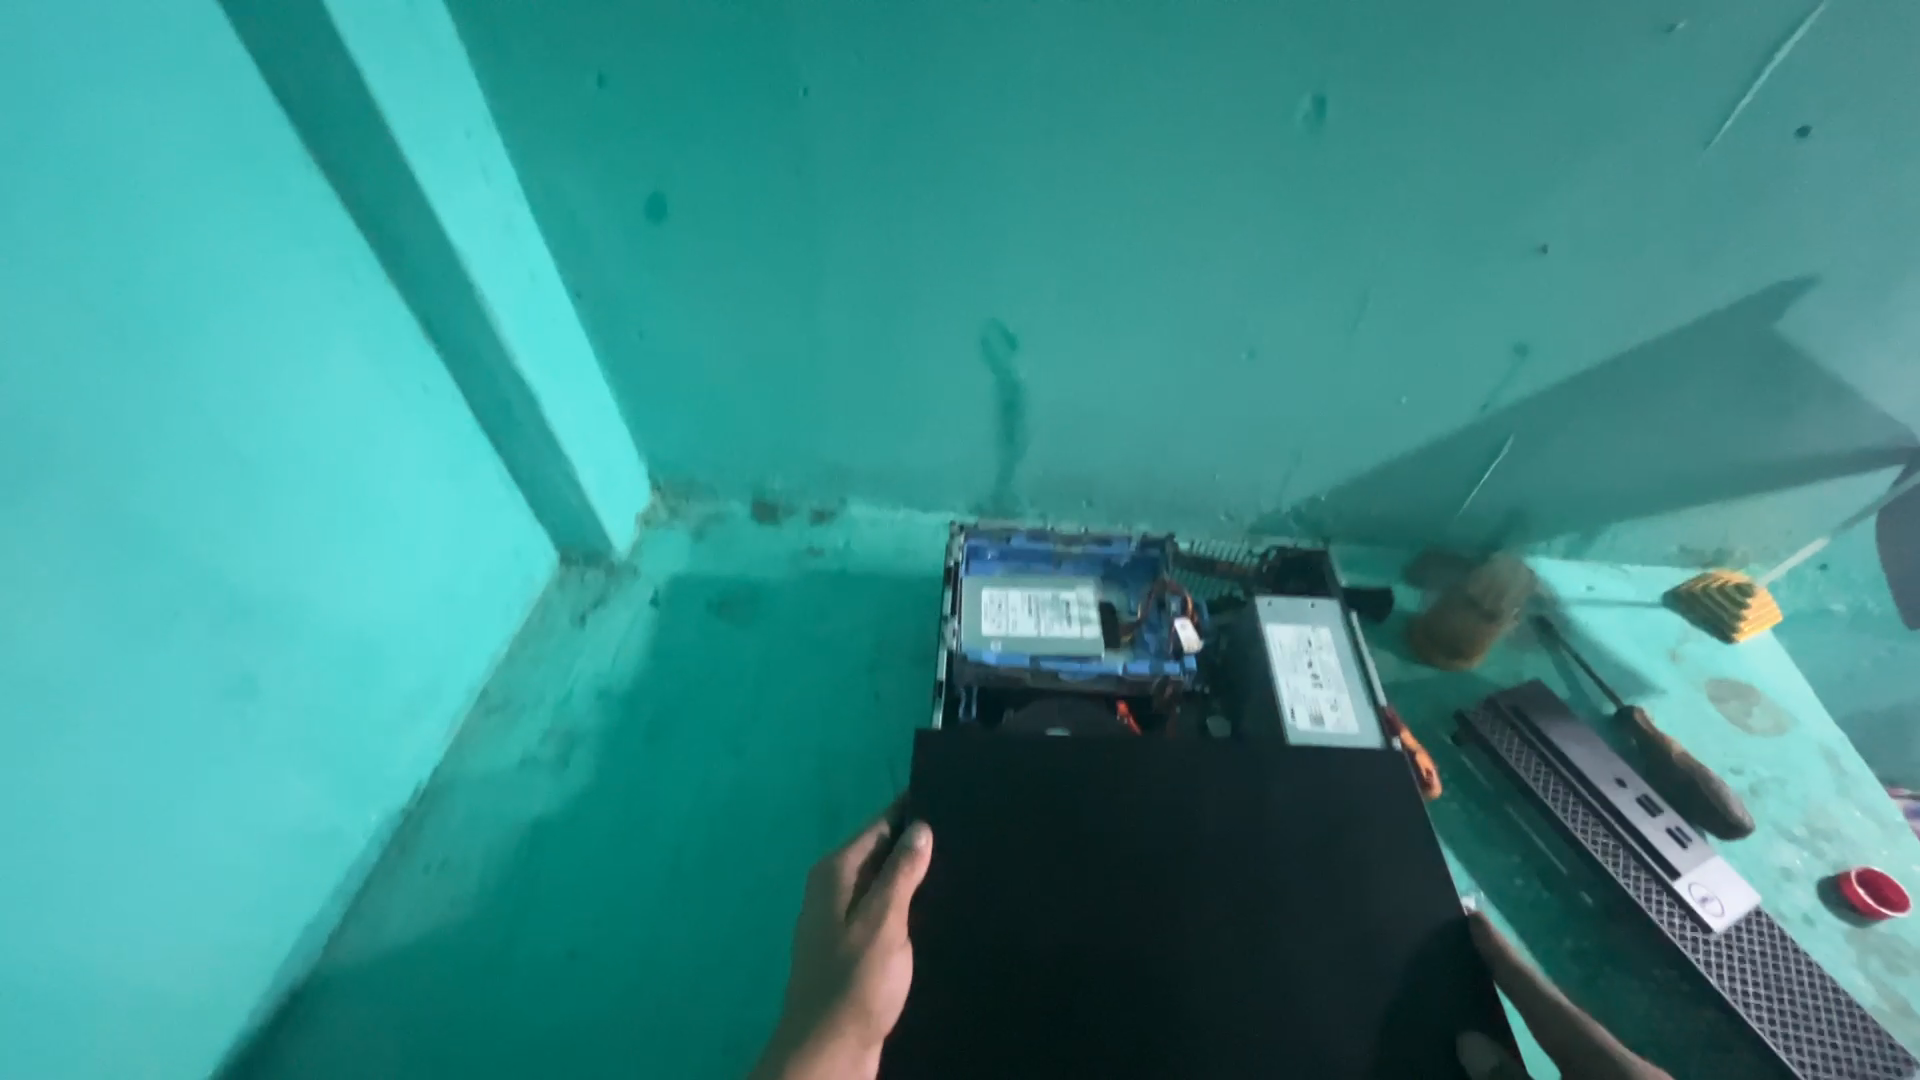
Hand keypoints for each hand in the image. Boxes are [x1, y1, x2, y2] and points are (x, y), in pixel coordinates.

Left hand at [750, 804, 933, 1079]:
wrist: (827, 1054)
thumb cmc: (854, 981)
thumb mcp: (884, 921)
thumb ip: (902, 872)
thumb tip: (920, 827)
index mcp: (837, 871)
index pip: (880, 824)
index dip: (912, 810)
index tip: (950, 796)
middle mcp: (834, 886)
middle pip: (881, 849)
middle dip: (917, 840)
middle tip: (965, 829)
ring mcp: (841, 917)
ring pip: (884, 880)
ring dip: (914, 873)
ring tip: (960, 861)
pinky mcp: (852, 944)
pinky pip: (883, 907)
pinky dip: (906, 901)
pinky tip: (937, 904)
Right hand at [1457, 911, 1671, 1079]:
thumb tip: (1468, 1039)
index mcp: (1608, 1062)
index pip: (1541, 997)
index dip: (1504, 957)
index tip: (1473, 915)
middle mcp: (1633, 1067)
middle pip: (1565, 1019)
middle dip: (1523, 987)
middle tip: (1482, 953)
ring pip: (1585, 1048)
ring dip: (1546, 1027)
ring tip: (1509, 1005)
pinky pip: (1598, 1069)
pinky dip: (1566, 1057)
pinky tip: (1552, 1060)